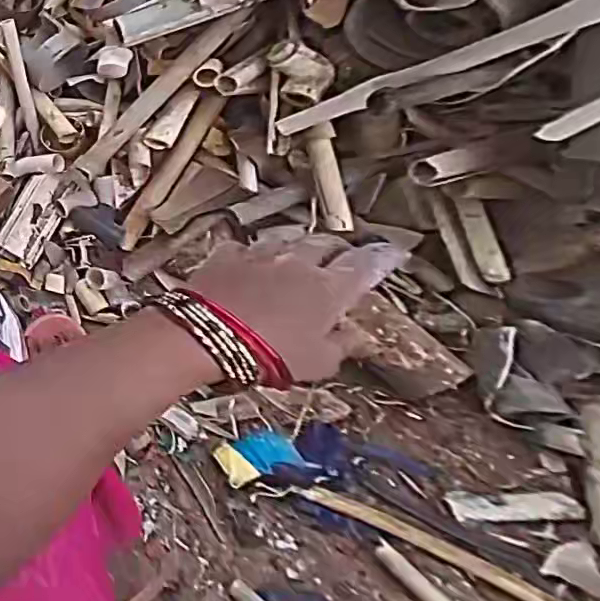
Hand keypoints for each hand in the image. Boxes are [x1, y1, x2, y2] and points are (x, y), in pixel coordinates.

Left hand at [179, 234, 405, 381]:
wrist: (209, 334)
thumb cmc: (268, 353)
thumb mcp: (320, 361)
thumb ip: (341, 344)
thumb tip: (352, 335)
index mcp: (329, 288)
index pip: (365, 264)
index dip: (380, 257)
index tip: (390, 252)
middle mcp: (296, 263)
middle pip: (324, 243)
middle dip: (336, 248)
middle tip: (339, 257)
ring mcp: (258, 254)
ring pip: (285, 238)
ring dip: (295, 246)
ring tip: (297, 256)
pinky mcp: (225, 254)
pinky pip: (244, 246)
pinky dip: (251, 252)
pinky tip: (250, 260)